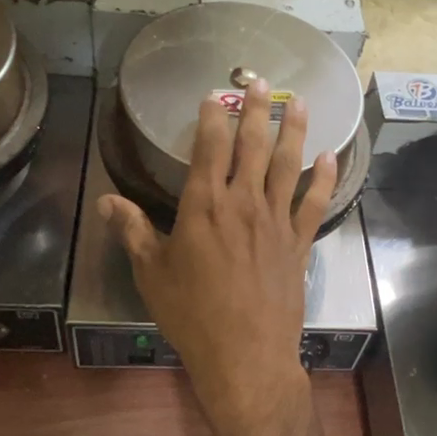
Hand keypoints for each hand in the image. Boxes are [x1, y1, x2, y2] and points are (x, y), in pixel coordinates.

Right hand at [101, 81, 337, 428]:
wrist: (245, 354)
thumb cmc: (191, 314)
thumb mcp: (151, 273)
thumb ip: (131, 231)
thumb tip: (106, 200)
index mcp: (204, 206)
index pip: (210, 148)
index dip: (212, 118)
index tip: (214, 95)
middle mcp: (243, 204)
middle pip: (253, 145)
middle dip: (257, 109)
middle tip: (262, 81)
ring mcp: (276, 222)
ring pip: (288, 164)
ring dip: (295, 130)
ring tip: (300, 102)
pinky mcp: (299, 243)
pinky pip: (315, 202)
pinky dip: (324, 178)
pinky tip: (330, 157)